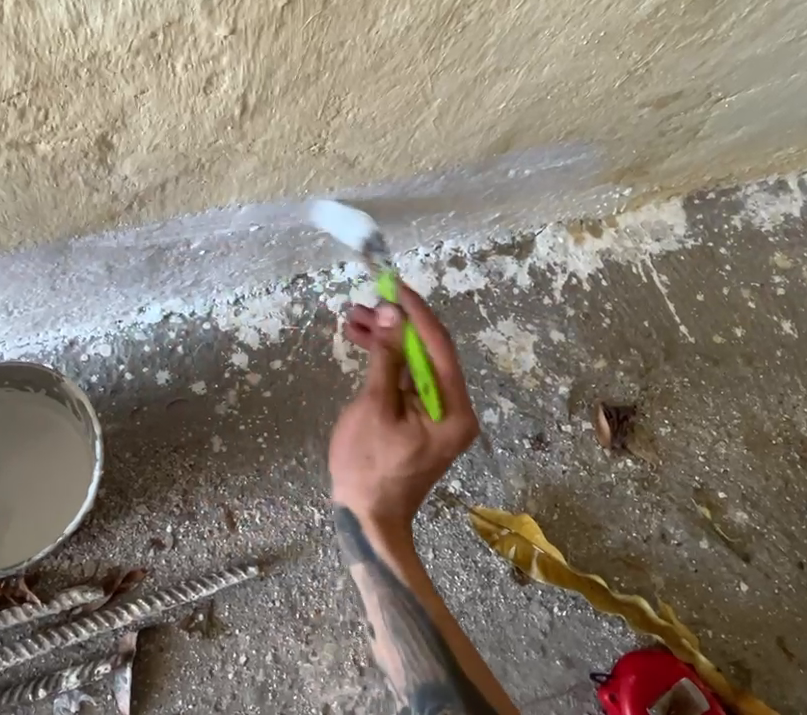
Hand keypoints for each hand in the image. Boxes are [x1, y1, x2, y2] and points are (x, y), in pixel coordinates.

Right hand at [328, 284, 477, 537]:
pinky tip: (361, 342)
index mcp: (454, 408)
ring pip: (413, 362)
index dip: (416, 311)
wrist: (367, 520)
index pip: (439, 345)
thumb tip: (392, 314)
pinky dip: (385, 361)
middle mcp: (454, 407)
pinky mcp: (419, 418)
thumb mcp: (375, 406)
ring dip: (386, 339)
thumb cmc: (369, 466)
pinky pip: (405, 379)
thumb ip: (387, 357)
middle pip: (427, 351)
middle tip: (363, 304)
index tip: (393, 285)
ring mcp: (437, 414)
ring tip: (352, 318)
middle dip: (395, 324)